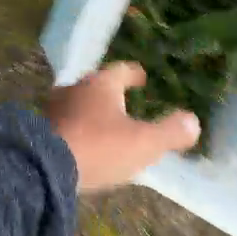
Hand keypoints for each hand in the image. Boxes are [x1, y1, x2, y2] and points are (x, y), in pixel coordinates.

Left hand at [44, 63, 201, 192]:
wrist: (47, 165)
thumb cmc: (100, 147)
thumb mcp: (144, 143)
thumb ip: (169, 132)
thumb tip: (193, 120)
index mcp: (100, 84)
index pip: (120, 71)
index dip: (133, 74)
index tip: (142, 76)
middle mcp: (74, 87)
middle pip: (97, 85)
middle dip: (112, 92)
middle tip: (127, 99)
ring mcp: (55, 106)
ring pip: (79, 102)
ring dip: (94, 109)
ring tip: (108, 122)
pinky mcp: (43, 126)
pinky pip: (68, 120)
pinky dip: (80, 125)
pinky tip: (86, 140)